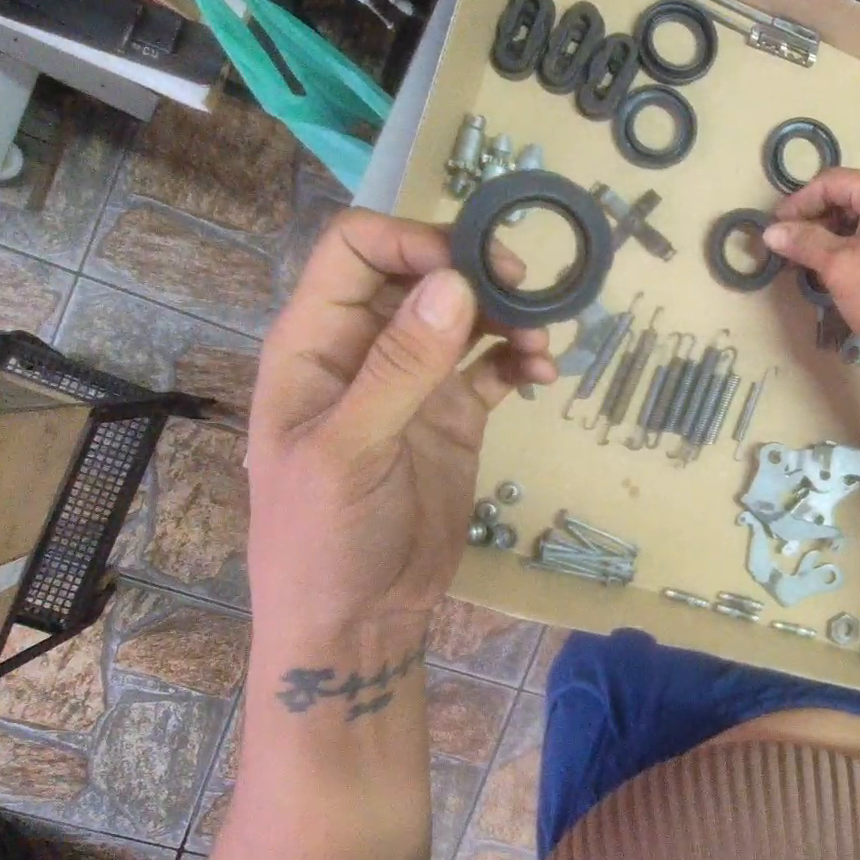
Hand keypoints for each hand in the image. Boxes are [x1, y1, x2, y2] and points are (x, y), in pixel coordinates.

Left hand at [245, 210, 555, 637]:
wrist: (360, 617)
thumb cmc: (324, 538)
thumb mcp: (351, 451)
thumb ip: (400, 367)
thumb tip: (455, 284)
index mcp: (318, 343)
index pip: (357, 251)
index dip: (412, 241)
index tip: (471, 268)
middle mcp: (368, 351)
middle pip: (422, 274)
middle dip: (475, 273)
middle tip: (526, 293)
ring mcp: (416, 384)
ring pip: (465, 317)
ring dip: (507, 317)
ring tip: (540, 346)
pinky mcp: (454, 416)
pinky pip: (492, 367)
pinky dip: (520, 361)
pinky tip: (542, 376)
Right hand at [765, 168, 859, 379]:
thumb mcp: (838, 266)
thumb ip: (803, 242)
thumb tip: (770, 231)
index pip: (832, 182)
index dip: (799, 203)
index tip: (776, 228)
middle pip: (852, 198)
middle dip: (817, 221)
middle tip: (791, 249)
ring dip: (836, 237)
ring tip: (812, 264)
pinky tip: (844, 271)